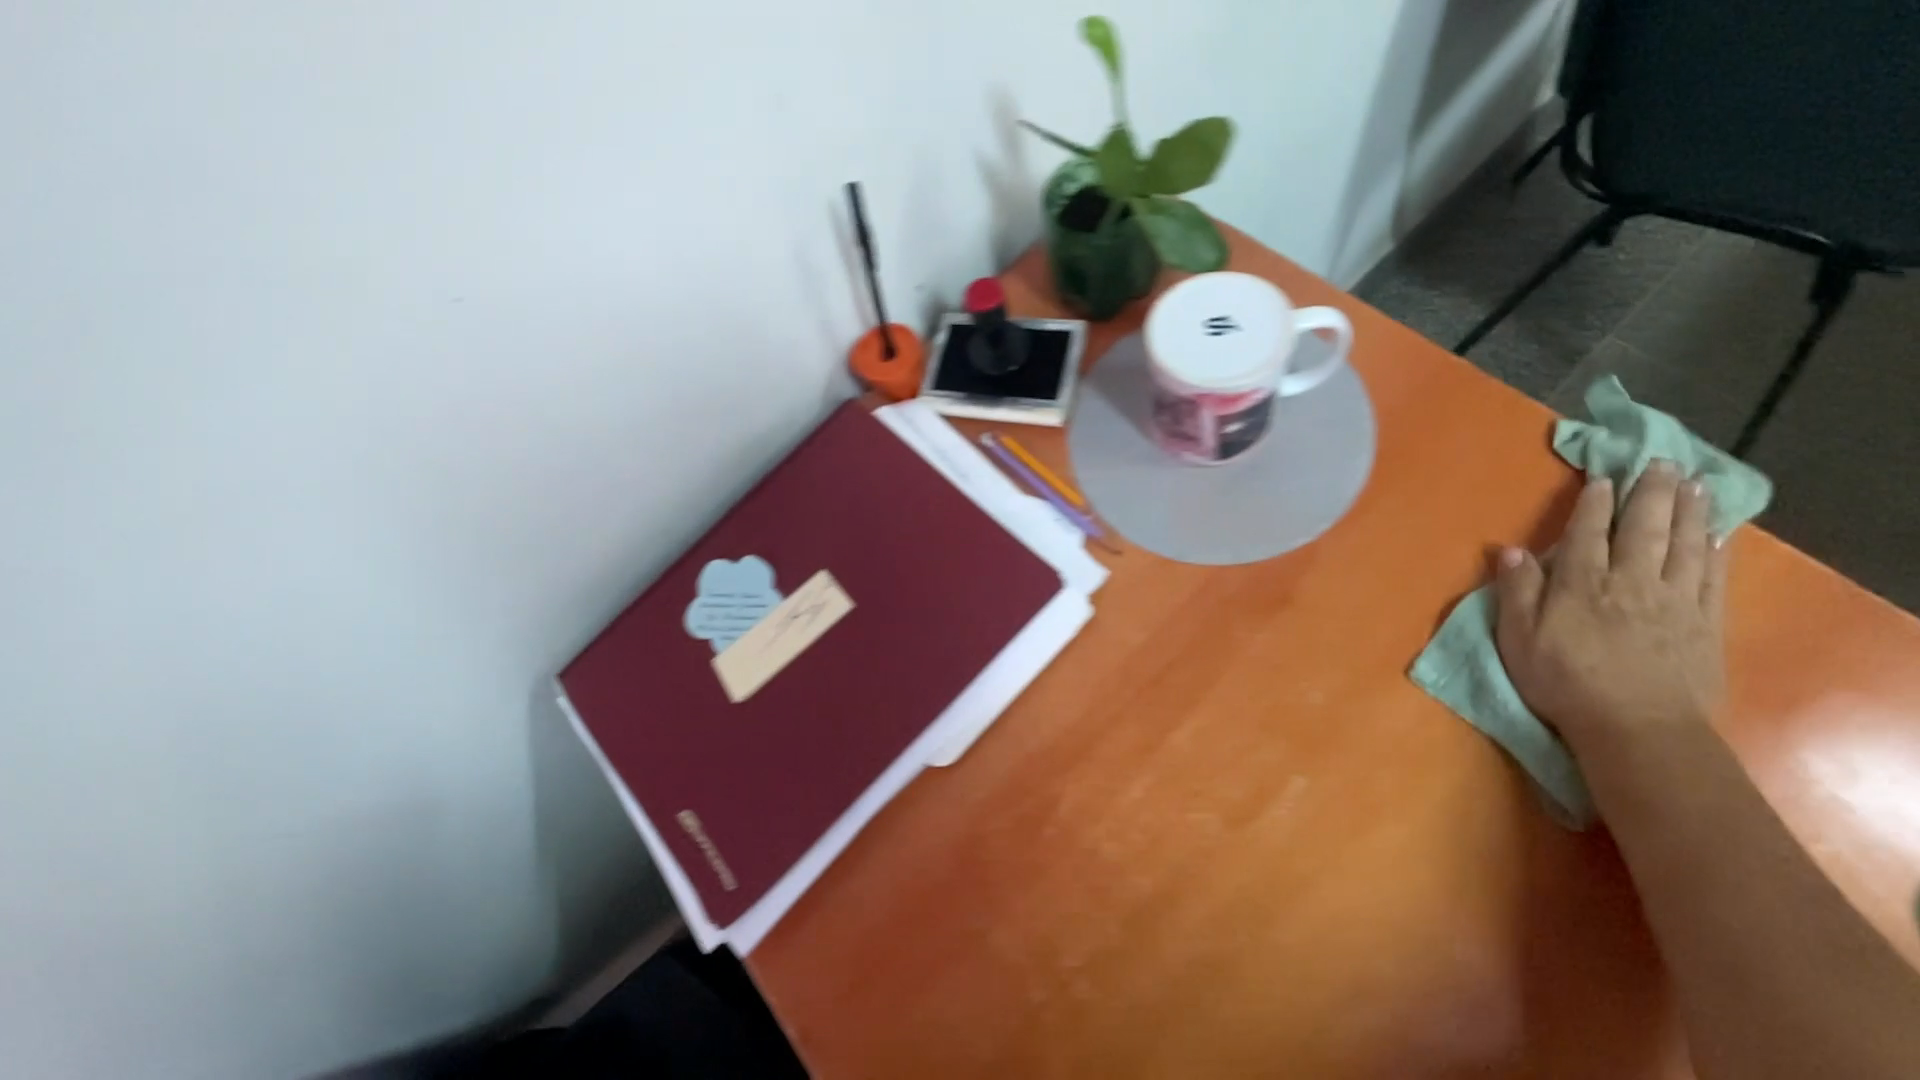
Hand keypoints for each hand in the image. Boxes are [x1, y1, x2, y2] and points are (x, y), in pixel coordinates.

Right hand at [1493, 462, 1729, 759]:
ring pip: (1684, 542)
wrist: (1637, 729)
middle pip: (1644, 526)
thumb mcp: (1519, 639)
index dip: (1595, 503)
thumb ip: (1516, 591)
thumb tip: (1510, 549)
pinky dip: (1714, 548)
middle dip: (1650, 491)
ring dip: (1687, 509)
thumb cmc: (1564, 683)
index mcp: (1582, 583)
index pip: (1587, 531)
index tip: (1602, 478)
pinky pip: (1711, 574)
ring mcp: (1674, 599)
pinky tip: (1716, 532)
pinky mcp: (1704, 621)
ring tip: (1693, 482)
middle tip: (1660, 462)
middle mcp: (1631, 580)